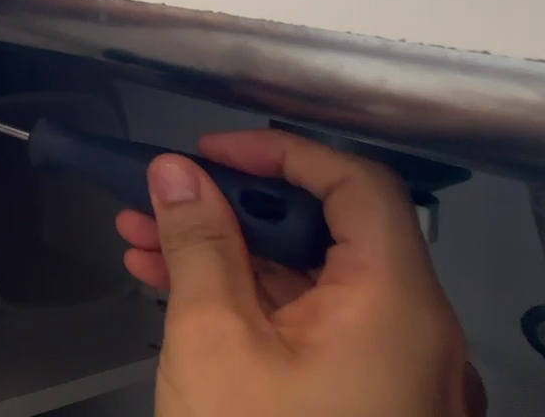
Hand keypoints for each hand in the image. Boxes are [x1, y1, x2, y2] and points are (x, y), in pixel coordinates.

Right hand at [117, 131, 484, 416]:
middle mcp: (406, 334)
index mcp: (394, 310)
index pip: (356, 188)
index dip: (279, 151)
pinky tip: (165, 281)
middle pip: (320, 230)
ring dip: (215, 247)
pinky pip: (295, 316)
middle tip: (158, 194)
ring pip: (297, 274)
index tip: (209, 150)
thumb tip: (176, 171)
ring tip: (138, 235)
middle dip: (225, 204)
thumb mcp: (213, 335)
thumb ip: (197, 242)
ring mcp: (383, 368)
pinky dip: (233, 291)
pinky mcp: (355, 393)